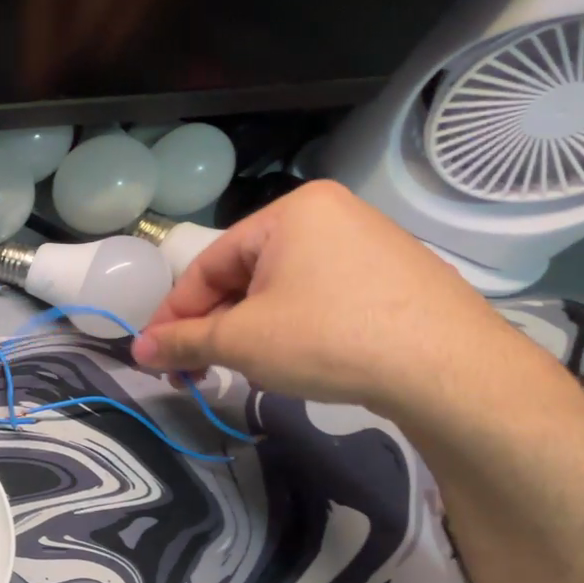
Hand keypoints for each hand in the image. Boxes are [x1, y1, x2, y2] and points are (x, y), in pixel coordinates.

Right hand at [129, 181, 557, 423]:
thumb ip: (181, 342)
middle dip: (211, 327)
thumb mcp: (238, 341)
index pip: (206, 266)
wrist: (445, 367)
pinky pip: (315, 297)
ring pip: (276, 290)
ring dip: (244, 332)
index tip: (153, 354)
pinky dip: (286, 328)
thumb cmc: (327, 337)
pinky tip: (285, 360)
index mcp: (290, 213)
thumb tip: (138, 351)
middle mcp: (329, 216)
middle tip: (191, 369)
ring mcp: (366, 244)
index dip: (172, 315)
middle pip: (241, 276)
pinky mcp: (390, 277)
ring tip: (235, 370)